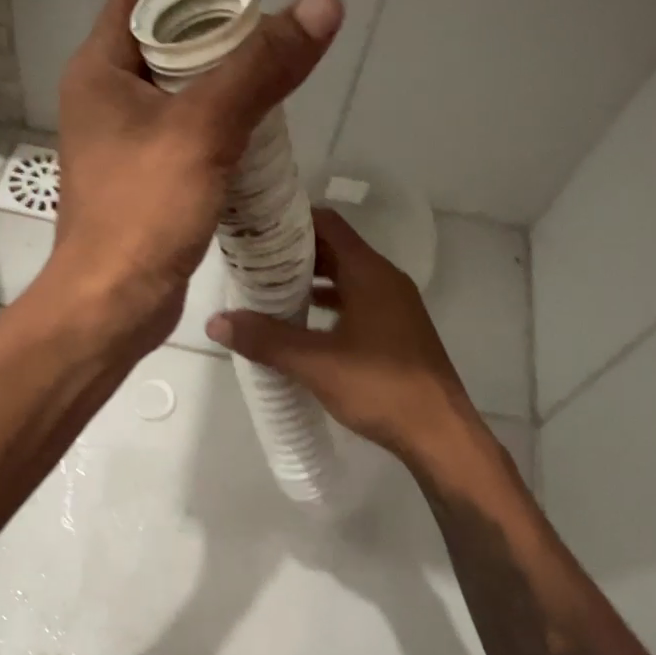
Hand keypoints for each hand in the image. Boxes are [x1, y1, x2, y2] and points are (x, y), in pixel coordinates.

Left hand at [46, 0, 343, 350]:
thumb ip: (262, 66)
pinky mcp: (141, 181)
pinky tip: (256, 141)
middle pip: (166, 42)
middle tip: (273, 48)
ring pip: (179, 93)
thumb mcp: (206, 129)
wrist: (111, 306)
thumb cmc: (144, 211)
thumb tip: (323, 1)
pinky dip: (218, 131)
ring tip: (274, 90)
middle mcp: (103, 99)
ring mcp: (120, 144)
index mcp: (98, 69)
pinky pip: (184, 137)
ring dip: (224, 88)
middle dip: (220, 38)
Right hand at [206, 209, 478, 458]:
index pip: (326, 223)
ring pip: (345, 278)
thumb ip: (265, 339)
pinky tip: (302, 326)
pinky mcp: (396, 332)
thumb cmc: (380, 388)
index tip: (254, 230)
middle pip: (334, 250)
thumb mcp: (315, 363)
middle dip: (292, 254)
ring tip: (267, 293)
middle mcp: (385, 280)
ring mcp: (395, 307)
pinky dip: (327, 305)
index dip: (289, 221)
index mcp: (370, 273)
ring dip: (309, 282)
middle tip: (250, 263)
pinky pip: (356, 303)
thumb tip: (216, 321)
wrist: (438, 433)